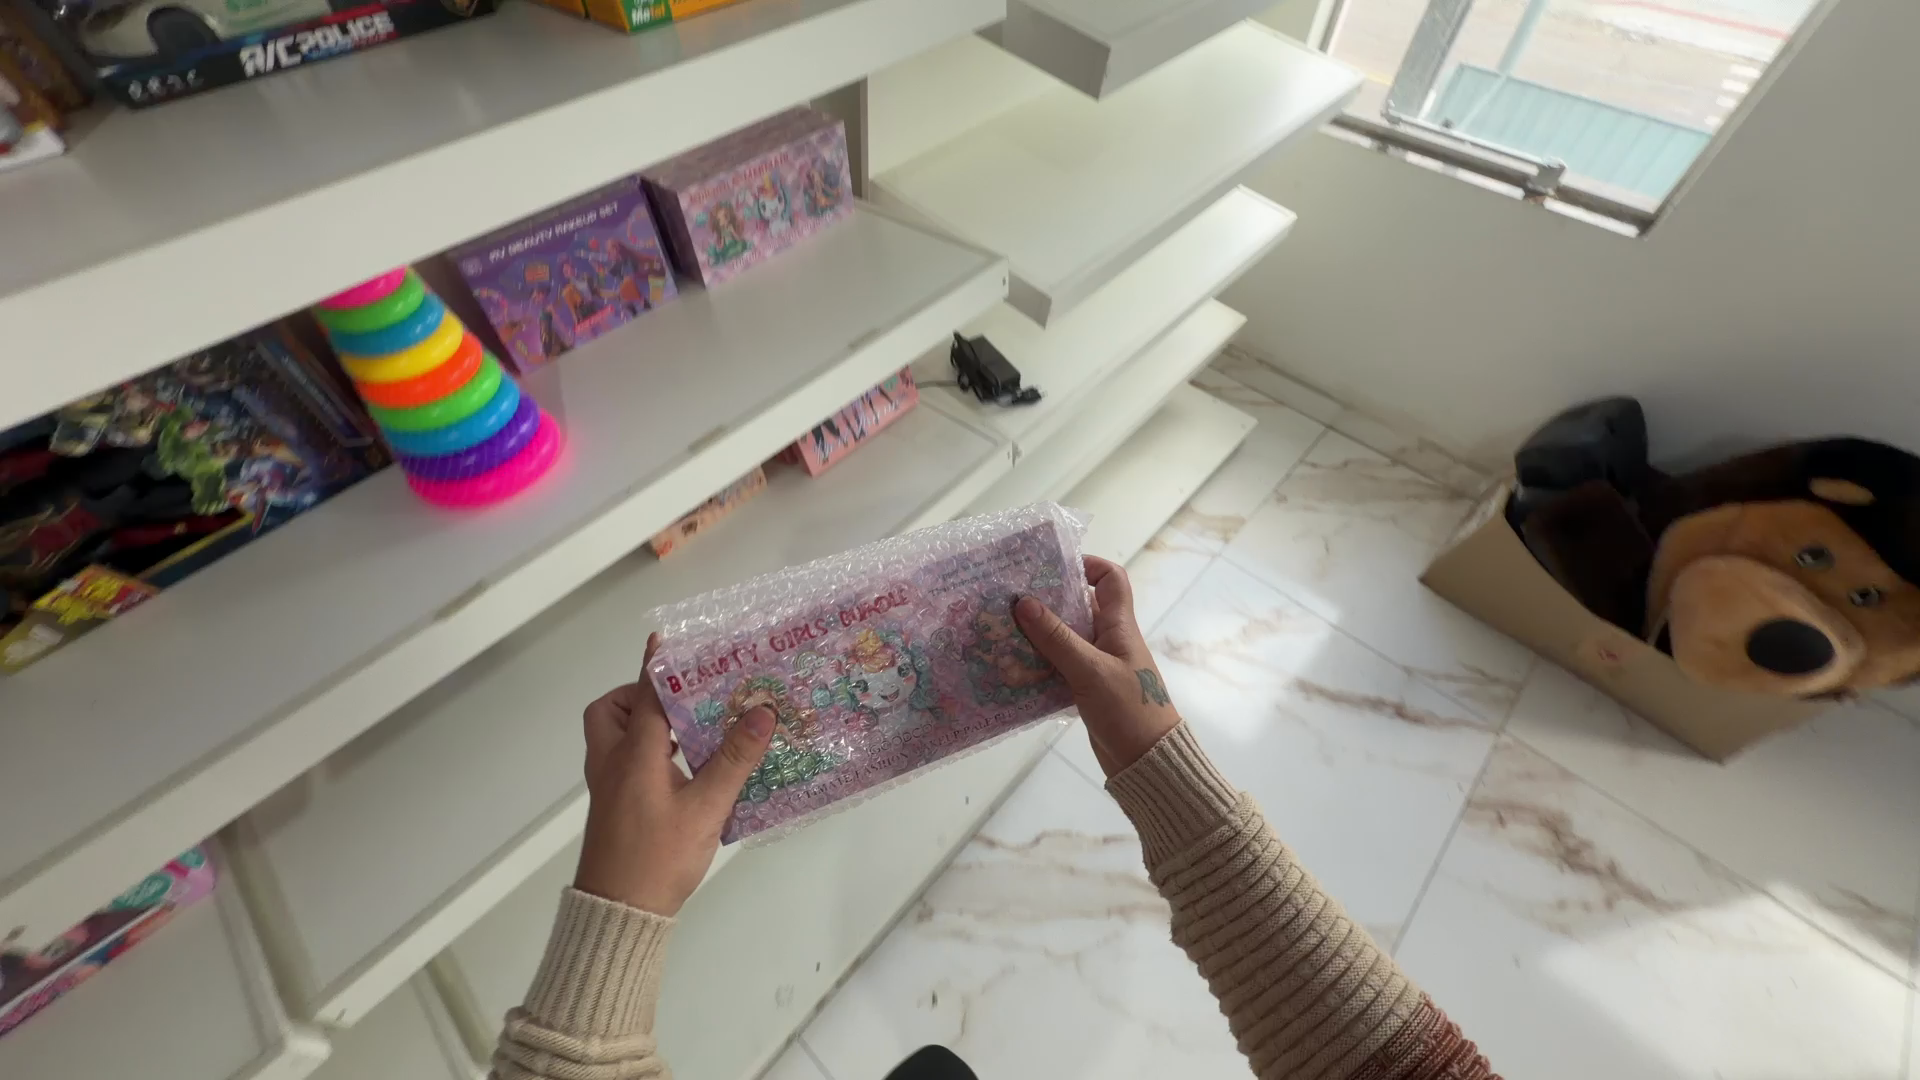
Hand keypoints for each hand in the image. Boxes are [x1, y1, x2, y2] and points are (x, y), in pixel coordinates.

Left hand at [573, 633, 775, 915]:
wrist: (618, 918)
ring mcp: (609, 787)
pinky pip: (624, 759)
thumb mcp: (706, 808)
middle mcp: (613, 763)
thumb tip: (762, 713)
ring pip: (613, 736)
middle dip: (638, 695)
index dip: (656, 665)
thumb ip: (734, 759)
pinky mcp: (614, 807)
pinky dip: (647, 749)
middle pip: (610, 711)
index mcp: (633, 755)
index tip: (666, 639)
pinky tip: (683, 766)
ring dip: (643, 722)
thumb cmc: (659, 859)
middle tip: (679, 701)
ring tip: (689, 728)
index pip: (645, 695)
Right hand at [1015, 557, 1180, 778]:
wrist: (1147, 763)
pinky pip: (1058, 665)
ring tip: (1001, 631)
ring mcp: (1097, 664)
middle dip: (1046, 600)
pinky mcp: (1086, 688)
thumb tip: (1022, 601)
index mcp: (1119, 626)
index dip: (1087, 564)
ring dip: (1037, 635)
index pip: (1110, 578)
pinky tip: (1011, 668)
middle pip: (1077, 606)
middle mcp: (1108, 639)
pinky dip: (1038, 664)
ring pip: (1063, 638)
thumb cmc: (1128, 710)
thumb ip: (1056, 637)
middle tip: (1008, 598)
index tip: (1051, 567)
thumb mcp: (1090, 670)